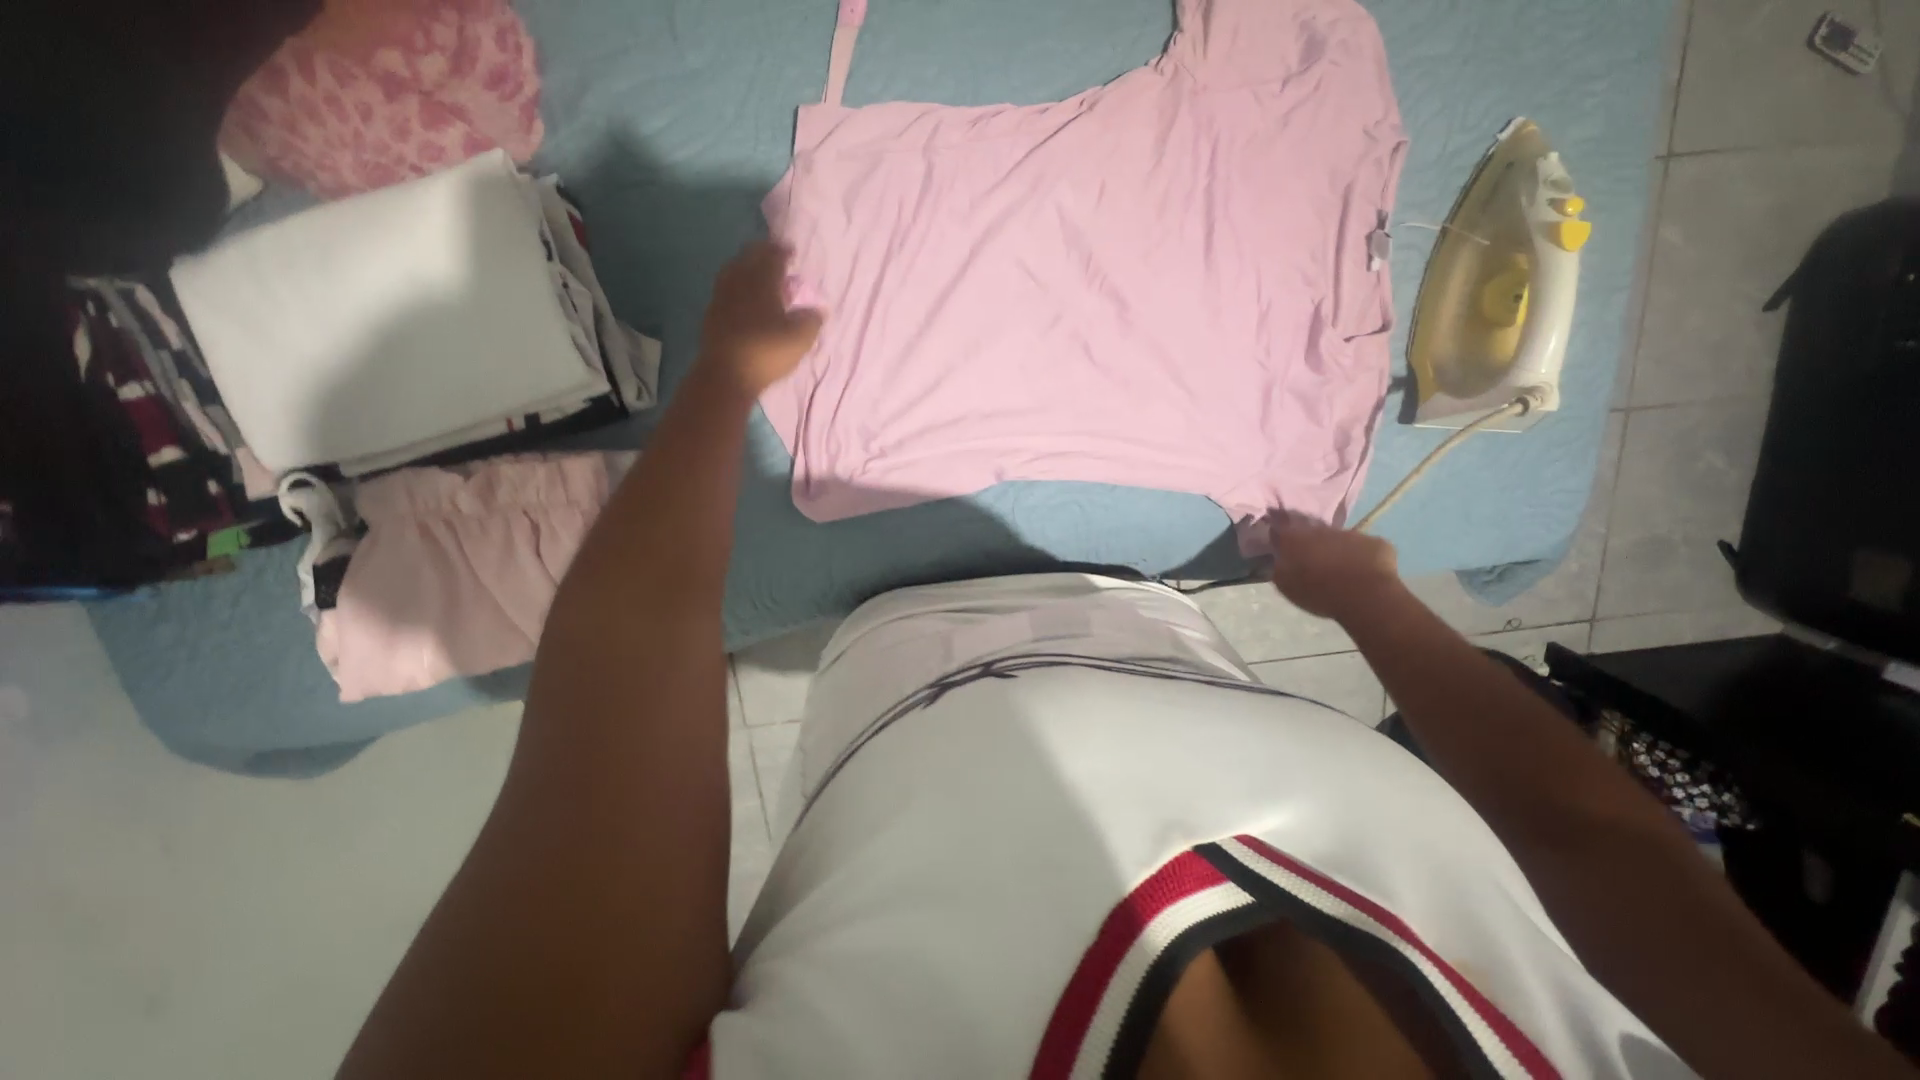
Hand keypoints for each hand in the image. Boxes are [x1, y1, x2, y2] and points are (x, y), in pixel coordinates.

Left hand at [698, 241, 823, 395]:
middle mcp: (739, 282)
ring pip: (733, 270)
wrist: (726, 373)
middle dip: (762, 252)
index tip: (791, 251)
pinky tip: (741, 296)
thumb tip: (816, 310)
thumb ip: (811, 320)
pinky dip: (736, 285)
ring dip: (746, 267)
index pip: (772, 256)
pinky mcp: (711, 313)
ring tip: (757, 274)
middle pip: (749, 257)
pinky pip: (725, 288)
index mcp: (762, 281)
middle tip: (774, 256)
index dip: (783, 251)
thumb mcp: (800, 338)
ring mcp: (721, 297)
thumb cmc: (767, 351)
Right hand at [1266, 511, 1401, 620]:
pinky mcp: (1377, 542)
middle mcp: (1323, 529)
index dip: (1281, 537)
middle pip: (1314, 533)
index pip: (1281, 529)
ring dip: (1339, 551)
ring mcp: (1352, 534)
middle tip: (1314, 563)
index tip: (1281, 546)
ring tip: (1342, 571)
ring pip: (1341, 540)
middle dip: (1313, 544)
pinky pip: (1367, 548)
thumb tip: (1277, 558)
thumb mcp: (1286, 586)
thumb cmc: (1319, 593)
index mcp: (1296, 538)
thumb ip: (1279, 567)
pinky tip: (1365, 574)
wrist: (1365, 596)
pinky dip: (1364, 557)